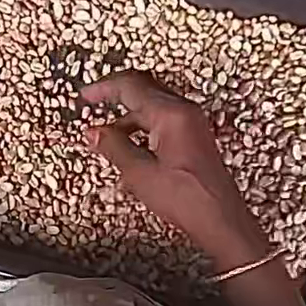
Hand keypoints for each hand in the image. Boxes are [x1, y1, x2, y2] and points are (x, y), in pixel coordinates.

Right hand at [80, 71, 270, 268]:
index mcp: (171, 114)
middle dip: (115, 96)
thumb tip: (94, 132)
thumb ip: (113, 147)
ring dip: (127, 118)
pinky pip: (163, 123)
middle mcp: (184, 113)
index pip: (130, 85)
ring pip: (153, 108)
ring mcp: (192, 125)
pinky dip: (142, 131)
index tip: (85, 94)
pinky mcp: (194, 139)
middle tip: (93, 102)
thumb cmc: (187, 199)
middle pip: (144, 90)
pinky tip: (129, 151)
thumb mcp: (140, 173)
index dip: (103, 88)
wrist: (219, 220)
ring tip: (106, 137)